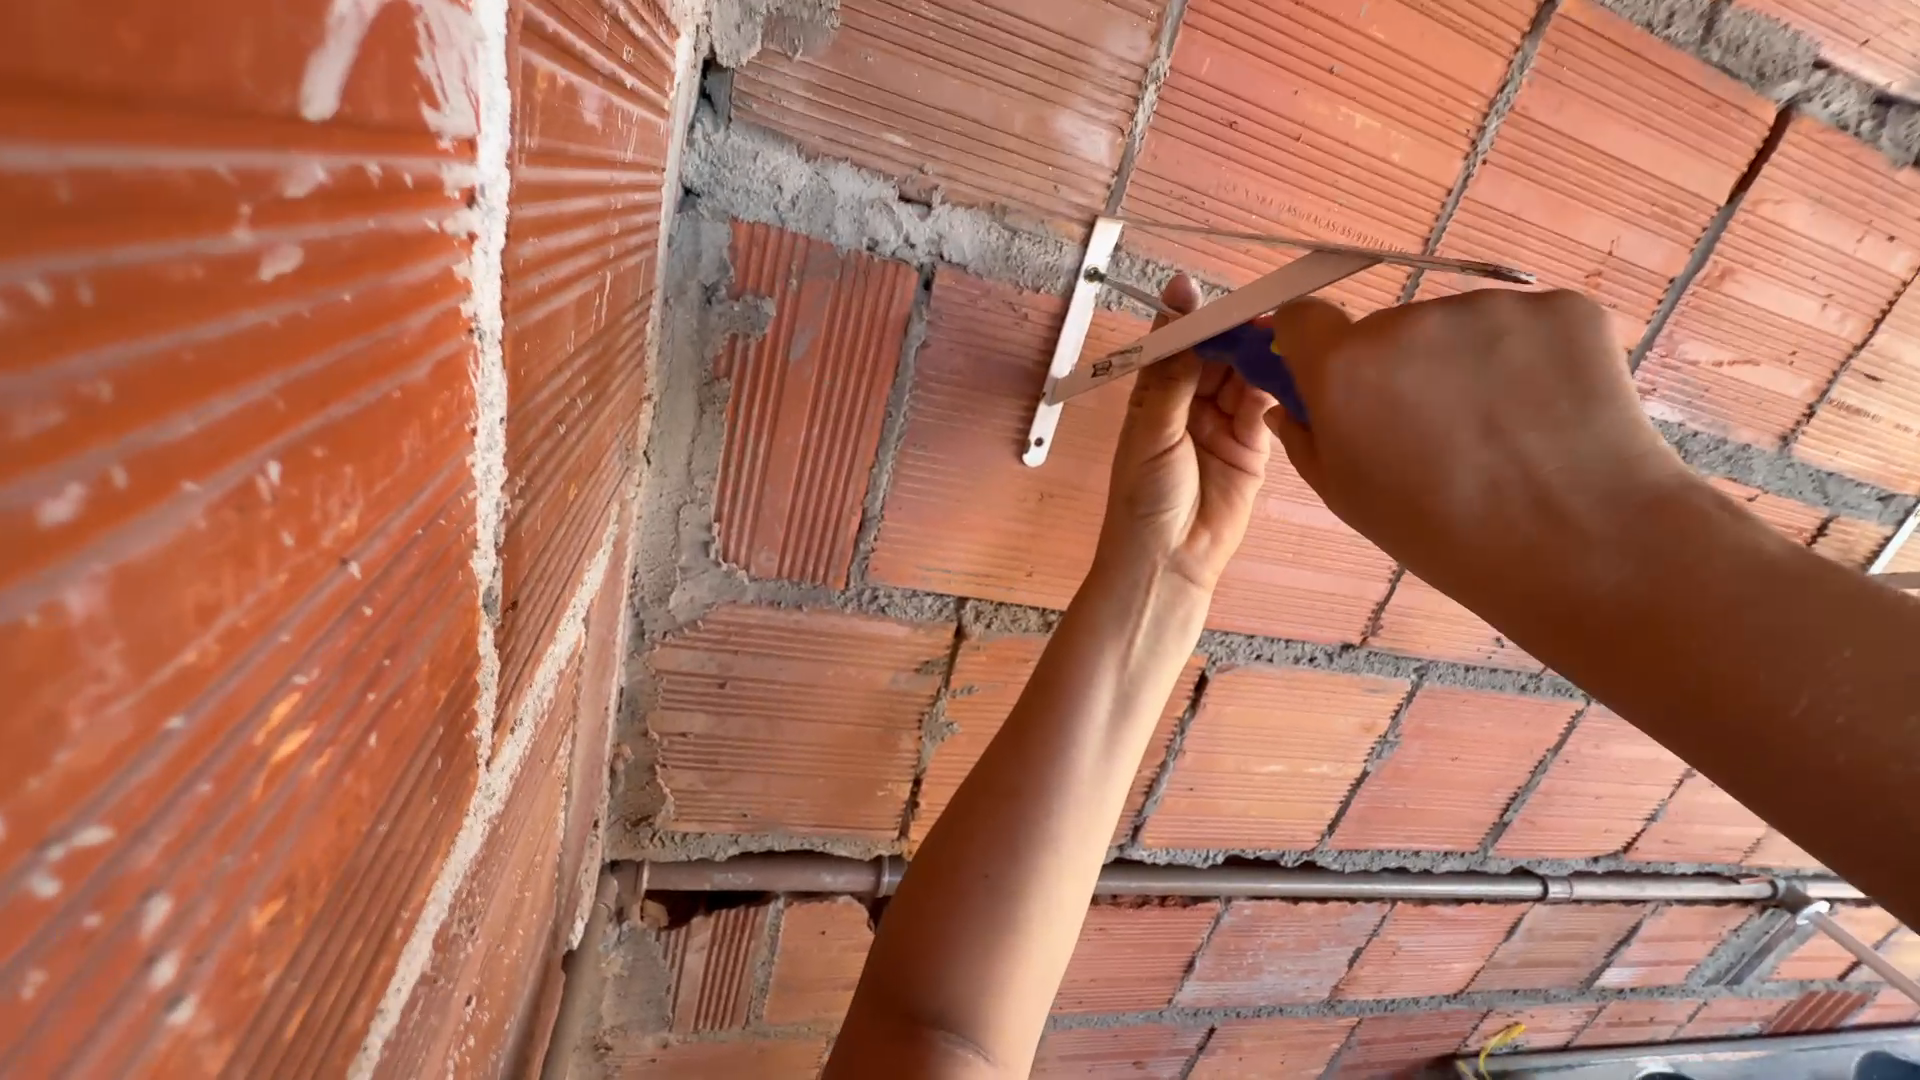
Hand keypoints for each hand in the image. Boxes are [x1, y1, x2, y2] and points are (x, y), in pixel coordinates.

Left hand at [1096, 274, 1277, 592]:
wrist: (1169, 561)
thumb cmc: (1145, 498)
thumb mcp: (1151, 431)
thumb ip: (1172, 375)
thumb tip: (1176, 310)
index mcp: (1153, 398)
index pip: (1172, 347)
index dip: (1185, 319)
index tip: (1197, 289)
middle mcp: (1188, 405)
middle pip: (1214, 356)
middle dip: (1231, 332)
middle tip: (1255, 307)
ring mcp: (1222, 424)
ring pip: (1242, 376)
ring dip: (1256, 355)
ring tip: (1276, 331)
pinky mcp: (1252, 446)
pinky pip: (1265, 406)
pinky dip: (1275, 385)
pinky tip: (1287, 364)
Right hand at [1266, 288, 1694, 598]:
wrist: (1577, 540)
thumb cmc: (1435, 529)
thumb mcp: (1344, 494)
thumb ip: (1306, 438)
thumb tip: (1292, 406)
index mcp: (1343, 367)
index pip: (1302, 317)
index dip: (1308, 343)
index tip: (1324, 371)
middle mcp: (1407, 320)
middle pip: (1384, 330)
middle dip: (1393, 366)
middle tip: (1427, 428)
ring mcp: (1489, 307)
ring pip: (1454, 328)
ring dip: (1460, 362)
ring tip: (1496, 428)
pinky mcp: (1564, 306)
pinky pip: (1521, 325)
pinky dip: (1524, 358)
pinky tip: (1542, 412)